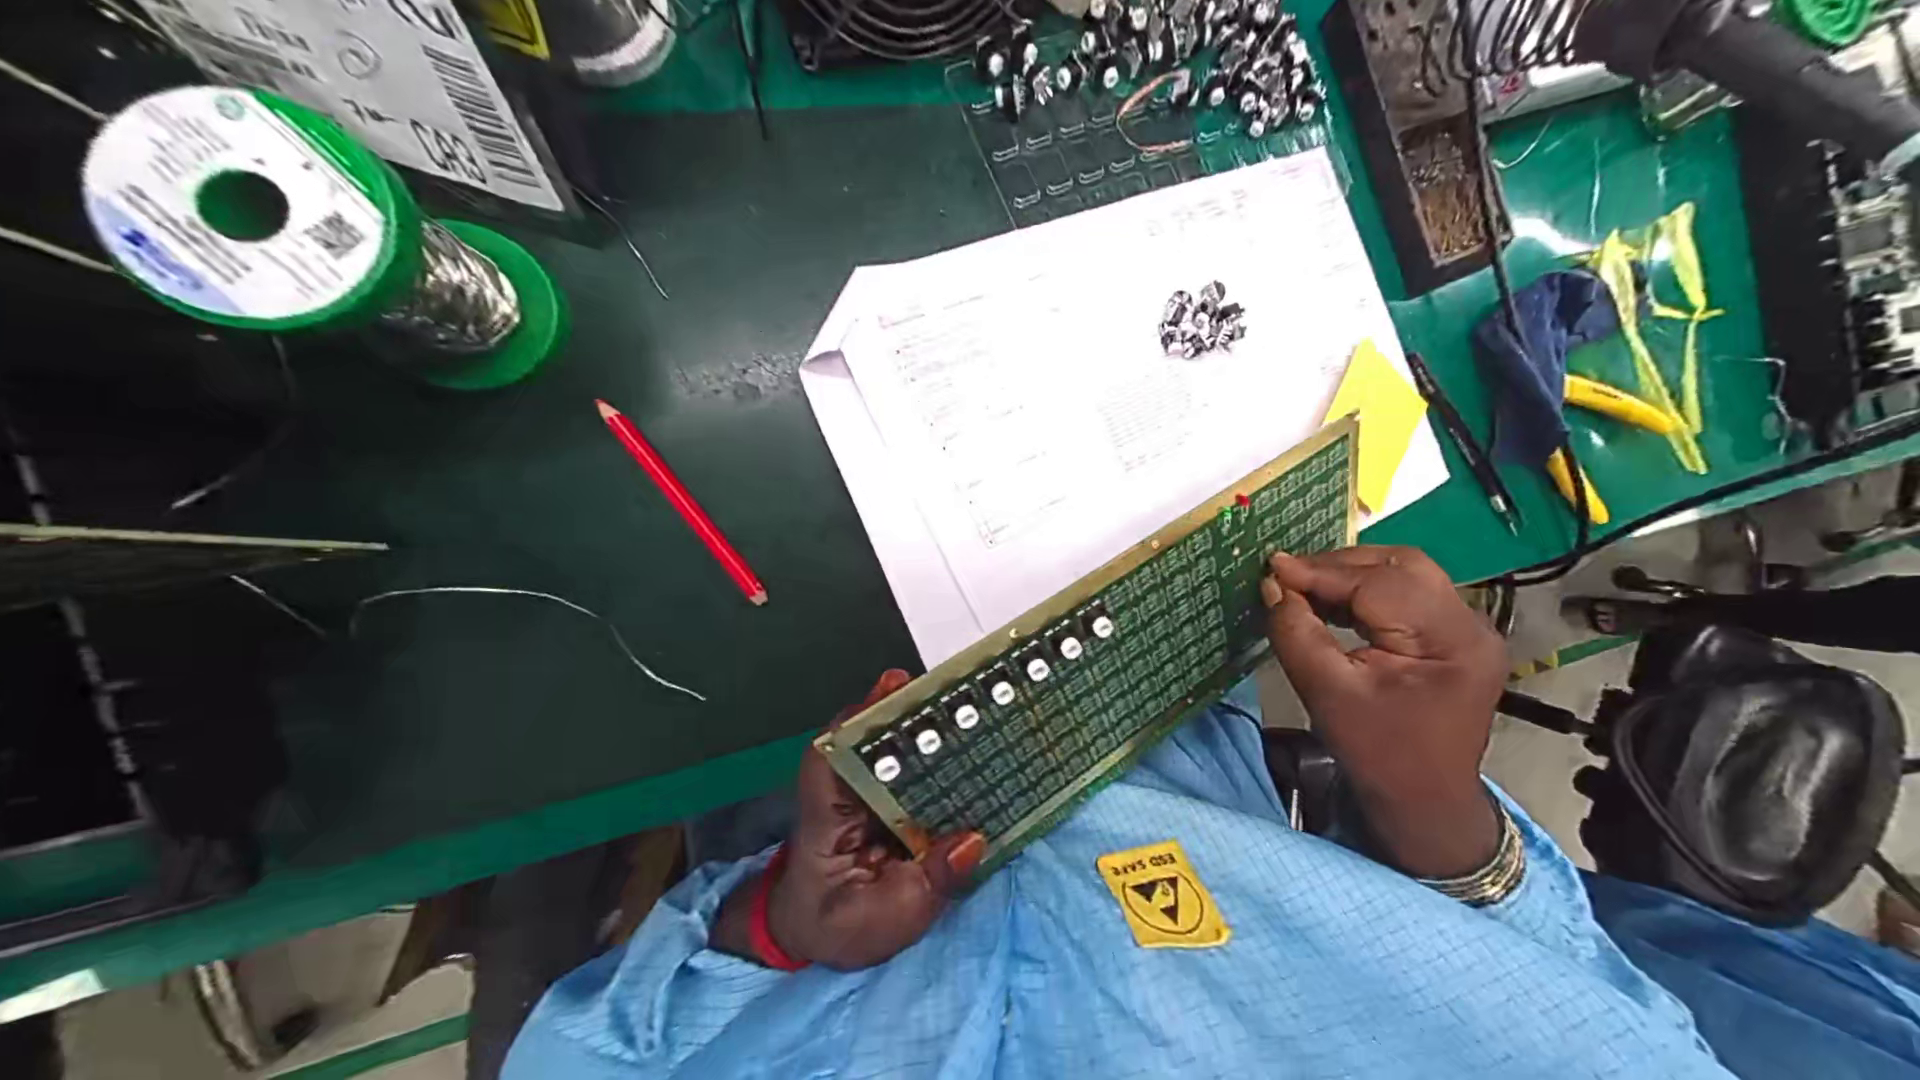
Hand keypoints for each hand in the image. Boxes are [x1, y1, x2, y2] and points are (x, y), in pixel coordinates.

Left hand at [714, 670, 985, 969]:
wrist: (823, 936)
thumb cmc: (841, 925)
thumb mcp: (889, 918)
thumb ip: (931, 881)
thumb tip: (974, 840)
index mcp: (829, 818)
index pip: (832, 757)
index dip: (858, 719)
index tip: (890, 689)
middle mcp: (847, 793)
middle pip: (868, 739)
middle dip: (902, 708)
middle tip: (944, 684)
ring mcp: (868, 793)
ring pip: (890, 750)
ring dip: (922, 725)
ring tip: (962, 700)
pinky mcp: (891, 801)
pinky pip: (911, 770)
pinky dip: (935, 752)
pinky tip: (968, 741)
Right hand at [1260, 546, 1504, 878]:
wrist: (1423, 801)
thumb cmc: (1377, 752)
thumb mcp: (1326, 692)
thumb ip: (1296, 632)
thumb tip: (1272, 585)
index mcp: (1449, 640)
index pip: (1380, 583)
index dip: (1321, 571)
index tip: (1272, 567)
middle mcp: (1469, 625)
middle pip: (1401, 565)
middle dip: (1339, 565)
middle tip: (1289, 576)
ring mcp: (1466, 629)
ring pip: (1404, 573)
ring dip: (1350, 574)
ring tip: (1304, 586)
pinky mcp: (1452, 637)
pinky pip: (1405, 594)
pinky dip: (1363, 590)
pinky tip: (1331, 602)